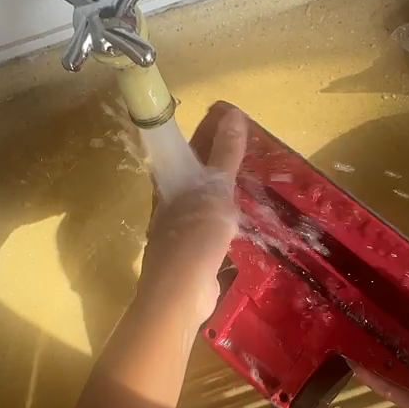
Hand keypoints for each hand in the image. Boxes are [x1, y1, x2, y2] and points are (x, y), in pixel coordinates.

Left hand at [137, 103, 246, 329]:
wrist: (181, 293)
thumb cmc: (196, 236)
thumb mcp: (216, 190)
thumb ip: (225, 156)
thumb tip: (234, 114)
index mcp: (168, 185)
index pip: (180, 148)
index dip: (202, 133)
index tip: (224, 118)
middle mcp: (167, 205)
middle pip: (189, 175)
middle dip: (210, 161)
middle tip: (239, 146)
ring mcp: (177, 233)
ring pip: (197, 203)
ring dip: (215, 192)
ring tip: (241, 182)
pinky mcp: (189, 257)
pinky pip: (207, 229)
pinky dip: (221, 220)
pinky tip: (235, 223)